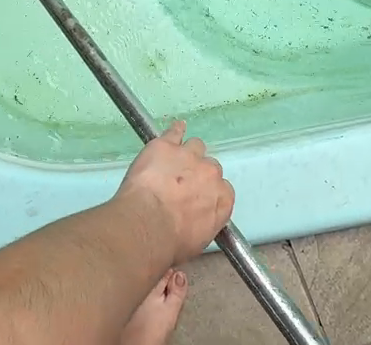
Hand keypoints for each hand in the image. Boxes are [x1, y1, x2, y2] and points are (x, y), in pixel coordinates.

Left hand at [115, 120, 234, 263]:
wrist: (148, 224)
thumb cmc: (171, 242)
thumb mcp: (197, 241)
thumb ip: (204, 222)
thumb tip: (195, 220)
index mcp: (223, 199)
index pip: (223, 189)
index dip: (208, 192)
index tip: (197, 198)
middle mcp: (210, 173)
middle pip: (209, 166)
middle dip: (197, 174)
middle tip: (181, 185)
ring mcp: (188, 155)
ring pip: (194, 146)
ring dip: (186, 153)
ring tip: (174, 161)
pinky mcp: (165, 145)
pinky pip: (175, 131)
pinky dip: (176, 130)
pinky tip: (176, 128)